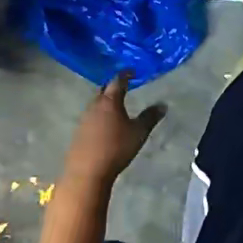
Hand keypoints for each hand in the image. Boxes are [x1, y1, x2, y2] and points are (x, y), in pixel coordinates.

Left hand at [61, 71, 165, 190]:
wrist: (87, 170)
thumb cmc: (116, 147)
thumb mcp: (138, 132)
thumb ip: (150, 117)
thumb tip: (163, 105)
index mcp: (110, 101)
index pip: (118, 81)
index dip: (125, 74)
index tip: (132, 71)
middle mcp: (95, 105)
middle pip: (104, 90)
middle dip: (113, 87)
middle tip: (124, 87)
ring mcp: (84, 118)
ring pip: (96, 104)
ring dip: (106, 102)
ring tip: (116, 106)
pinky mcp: (79, 131)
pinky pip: (91, 117)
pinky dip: (99, 115)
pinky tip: (105, 124)